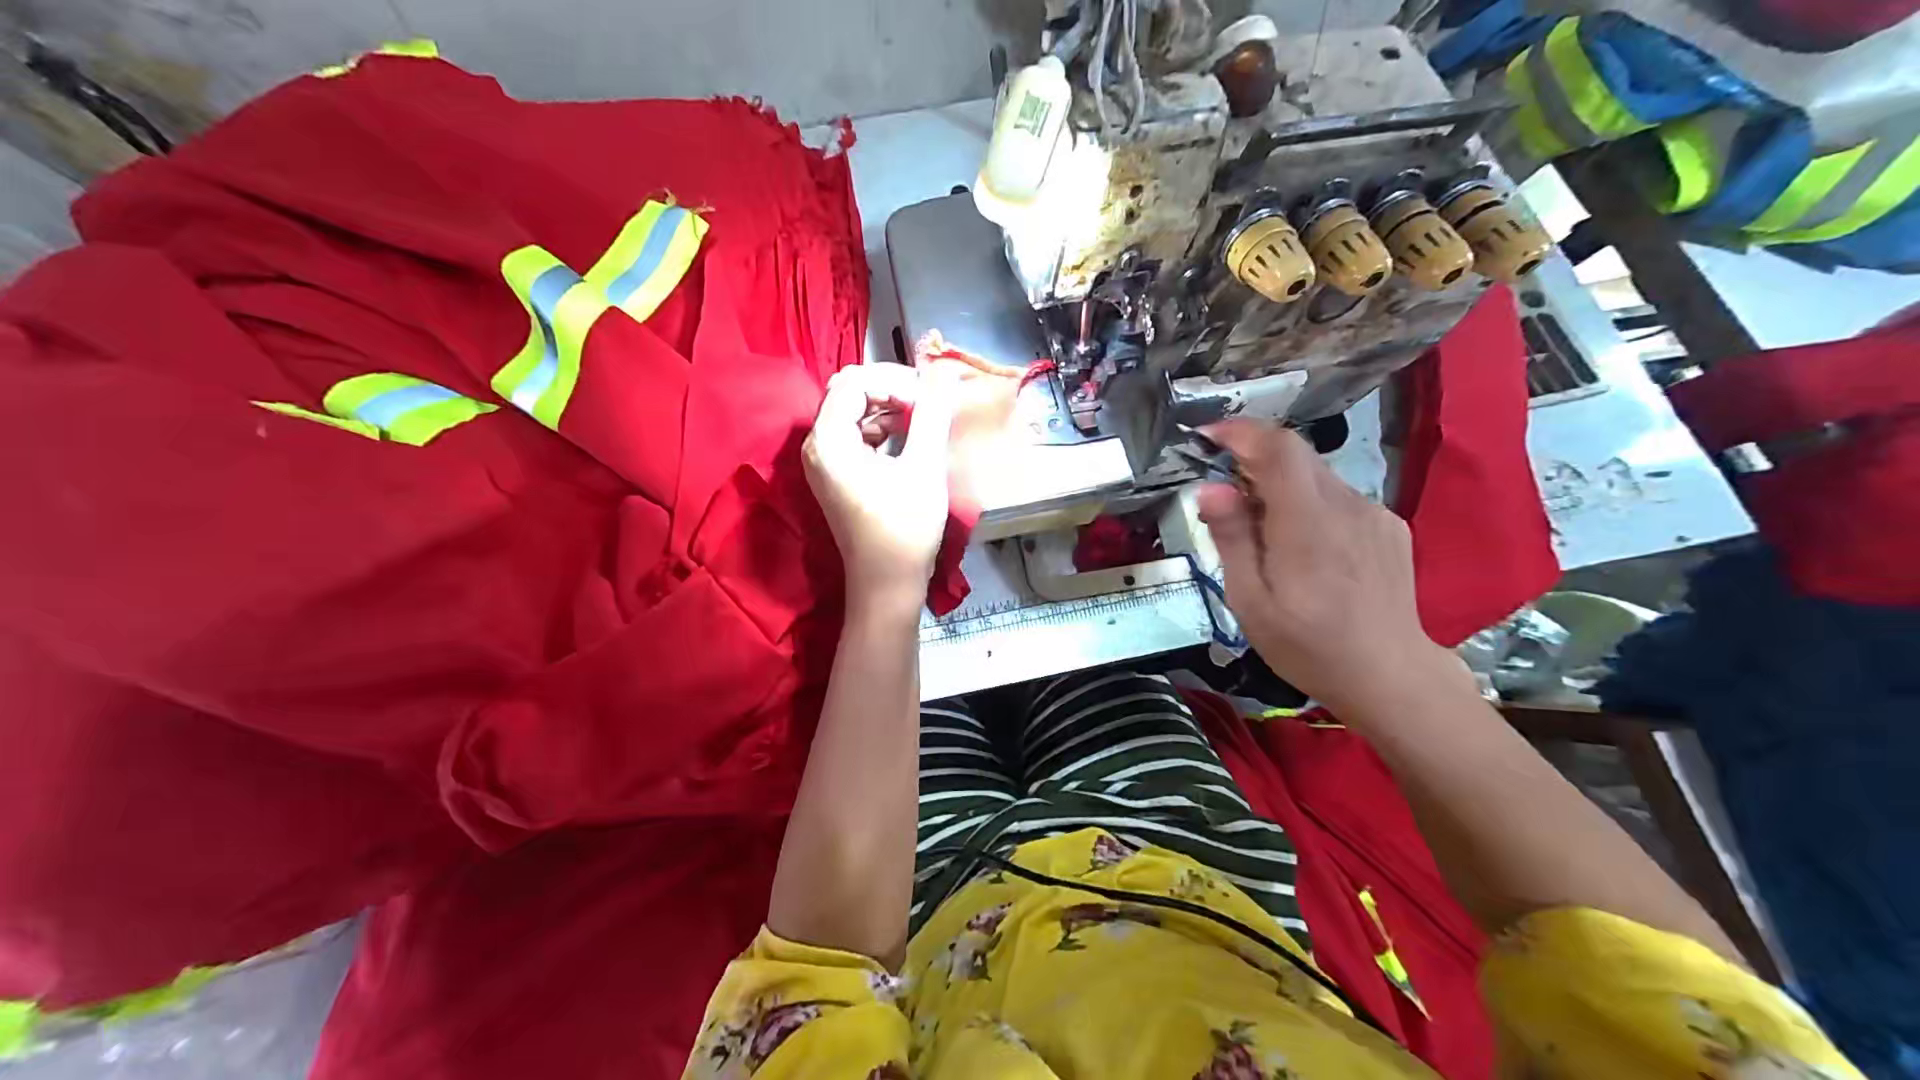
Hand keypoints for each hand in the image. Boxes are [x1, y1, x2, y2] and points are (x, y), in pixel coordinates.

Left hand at [803, 363, 955, 609]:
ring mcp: (825, 461)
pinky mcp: (837, 474)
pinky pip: (856, 434)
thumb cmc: (904, 530)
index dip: (894, 381)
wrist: (887, 583)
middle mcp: (817, 445)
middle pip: (850, 392)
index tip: (927, 399)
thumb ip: (931, 415)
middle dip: (891, 389)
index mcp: (829, 441)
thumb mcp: (923, 467)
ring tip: (923, 419)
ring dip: (889, 407)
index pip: (855, 381)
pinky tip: (909, 436)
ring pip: (853, 411)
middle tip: (927, 402)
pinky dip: (882, 428)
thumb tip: (943, 372)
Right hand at [1196, 419, 1459, 712]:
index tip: (1207, 437)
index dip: (1241, 432)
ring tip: (1262, 532)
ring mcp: (1374, 513)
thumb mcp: (1251, 602)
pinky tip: (1304, 547)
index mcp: (1307, 525)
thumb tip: (1211, 488)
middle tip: (1225, 496)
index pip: (1279, 448)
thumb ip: (1232, 539)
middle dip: (1252, 461)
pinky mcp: (1388, 525)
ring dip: (1279, 487)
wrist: (1390, 676)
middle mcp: (1346, 506)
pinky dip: (1308, 504)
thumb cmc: (1308, 647)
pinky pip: (1337, 497)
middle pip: (1296, 456)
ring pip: (1316, 477)